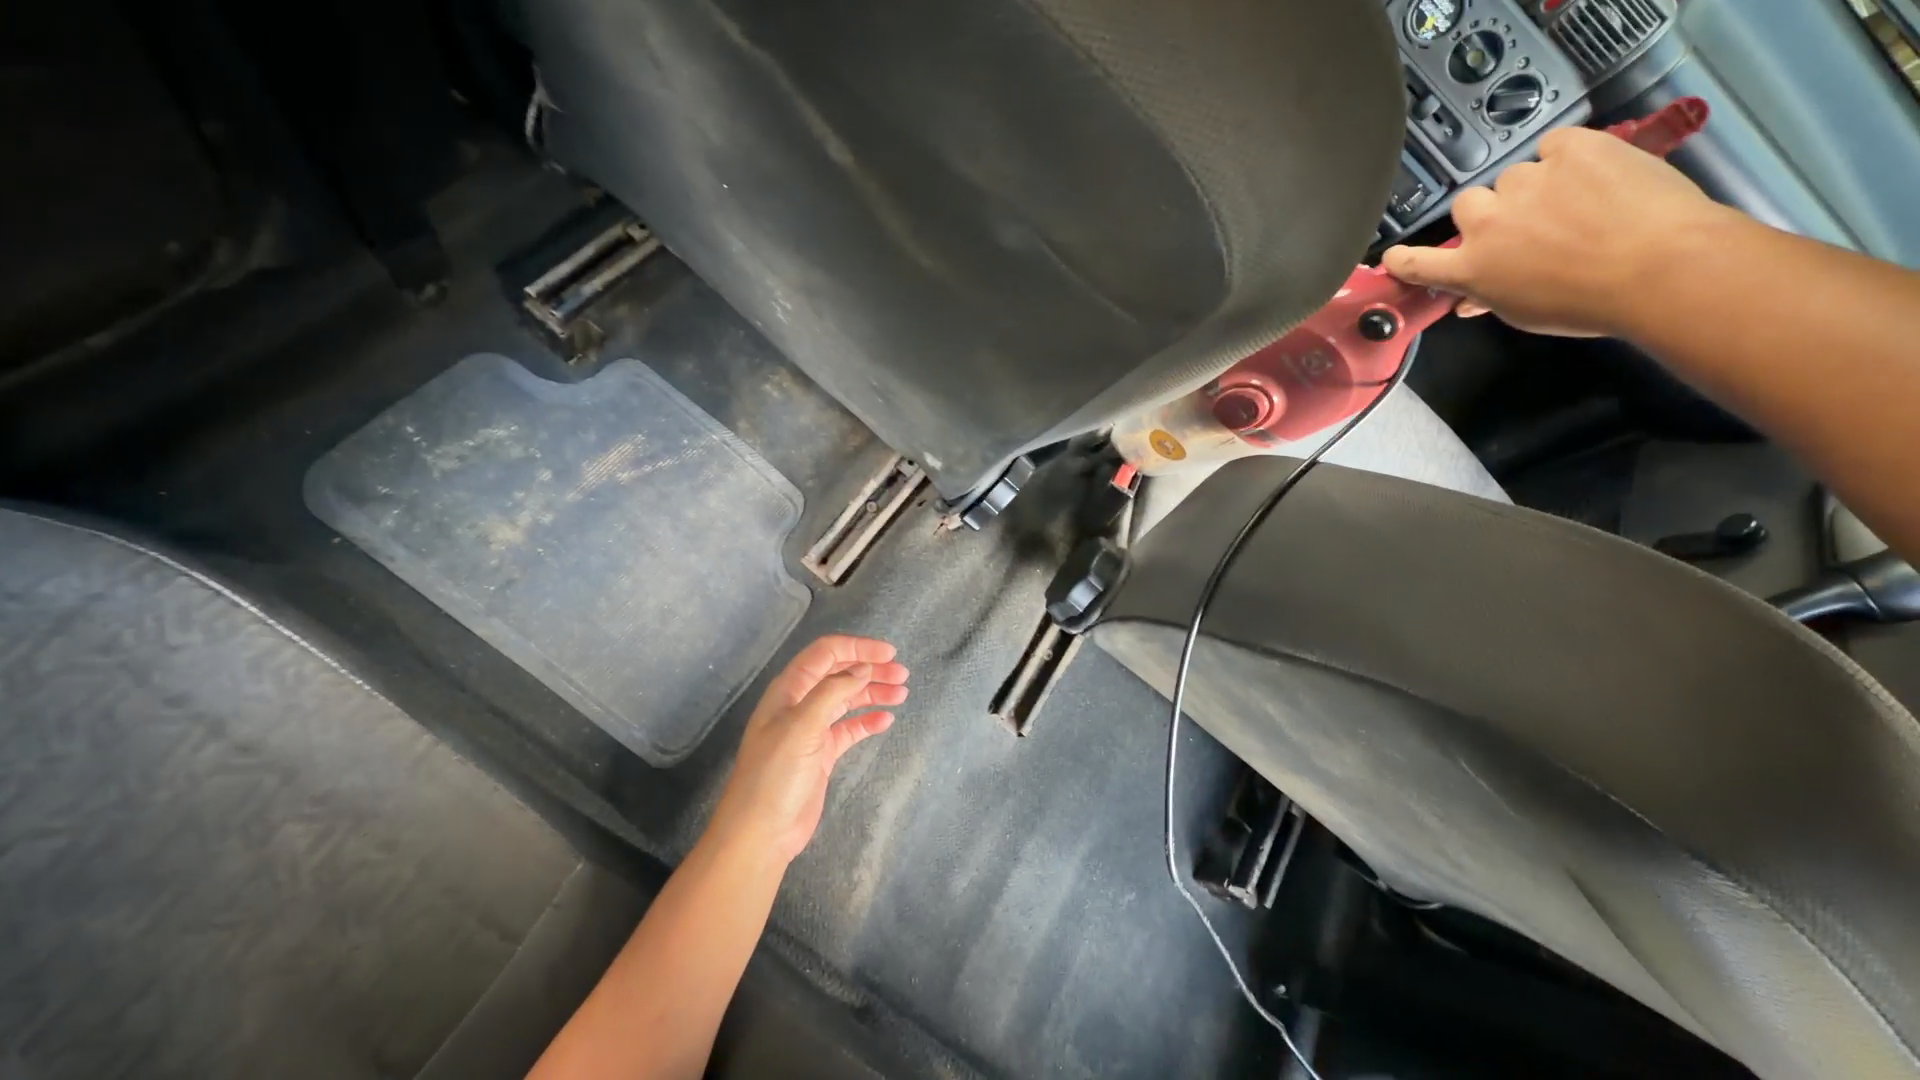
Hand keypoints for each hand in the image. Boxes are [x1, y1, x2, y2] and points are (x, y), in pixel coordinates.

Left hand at [707, 635, 909, 864]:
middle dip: (870, 669)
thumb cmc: (775, 774)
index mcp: (789, 690)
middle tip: (902, 675)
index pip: (825, 654)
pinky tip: (886, 720)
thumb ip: (832, 692)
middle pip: (839, 674)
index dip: (857, 648)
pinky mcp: (820, 754)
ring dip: (873, 693)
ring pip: (846, 700)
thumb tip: (863, 669)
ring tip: (902, 694)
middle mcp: (799, 704)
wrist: (760, 831)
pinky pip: (848, 729)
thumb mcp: (802, 726)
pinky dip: (867, 721)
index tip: (889, 653)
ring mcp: (810, 730)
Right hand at [1382, 125, 1738, 337]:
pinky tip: (1593, 175)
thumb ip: (1492, 298)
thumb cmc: (1590, 303)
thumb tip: (1472, 298)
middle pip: (1468, 204)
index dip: (1403, 259)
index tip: (1395, 257)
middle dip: (1489, 213)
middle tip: (1525, 225)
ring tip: (1575, 201)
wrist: (1660, 266)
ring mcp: (1526, 181)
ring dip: (1533, 186)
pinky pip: (1554, 145)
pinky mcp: (1569, 147)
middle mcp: (1487, 223)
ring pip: (1514, 176)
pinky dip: (1567, 156)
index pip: (1416, 262)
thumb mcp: (1527, 313)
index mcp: (1471, 269)